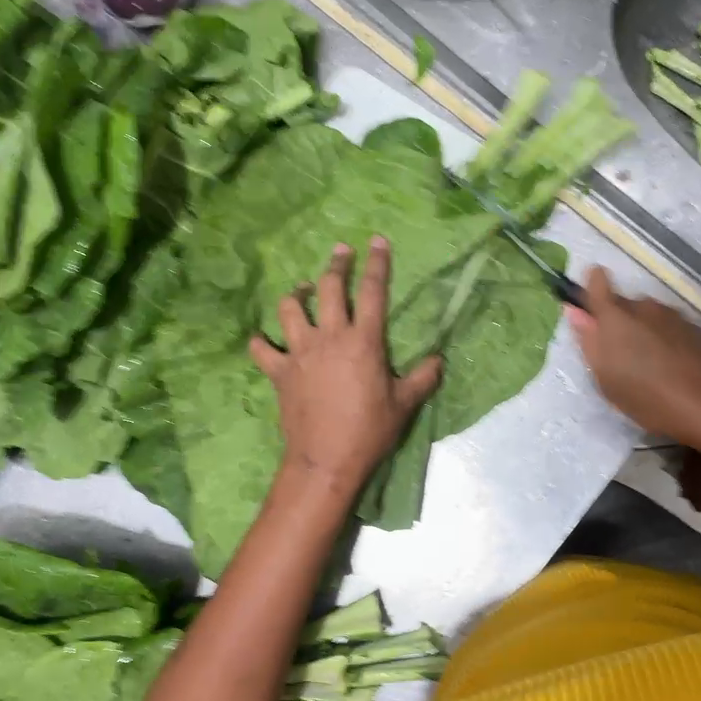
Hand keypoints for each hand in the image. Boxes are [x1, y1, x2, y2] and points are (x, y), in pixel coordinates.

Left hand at [251, 237, 441, 492]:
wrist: (326, 460)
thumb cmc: (369, 431)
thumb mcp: (405, 404)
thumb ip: (423, 378)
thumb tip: (438, 359)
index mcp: (364, 341)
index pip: (374, 291)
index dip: (377, 263)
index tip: (377, 240)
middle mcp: (330, 337)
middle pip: (330, 287)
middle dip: (337, 264)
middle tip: (341, 251)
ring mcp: (300, 352)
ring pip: (291, 308)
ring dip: (296, 294)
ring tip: (302, 290)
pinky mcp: (279, 372)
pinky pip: (262, 349)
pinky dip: (261, 341)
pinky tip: (263, 339)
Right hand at [567, 267, 700, 443]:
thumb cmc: (644, 394)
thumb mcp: (605, 377)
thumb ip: (589, 340)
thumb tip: (574, 311)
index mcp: (613, 317)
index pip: (597, 284)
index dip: (592, 285)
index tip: (590, 299)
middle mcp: (642, 306)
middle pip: (624, 304)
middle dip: (619, 321)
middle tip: (619, 354)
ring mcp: (671, 314)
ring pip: (648, 316)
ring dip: (644, 331)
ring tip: (648, 363)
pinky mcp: (693, 327)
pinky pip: (669, 327)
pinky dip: (665, 339)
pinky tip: (670, 365)